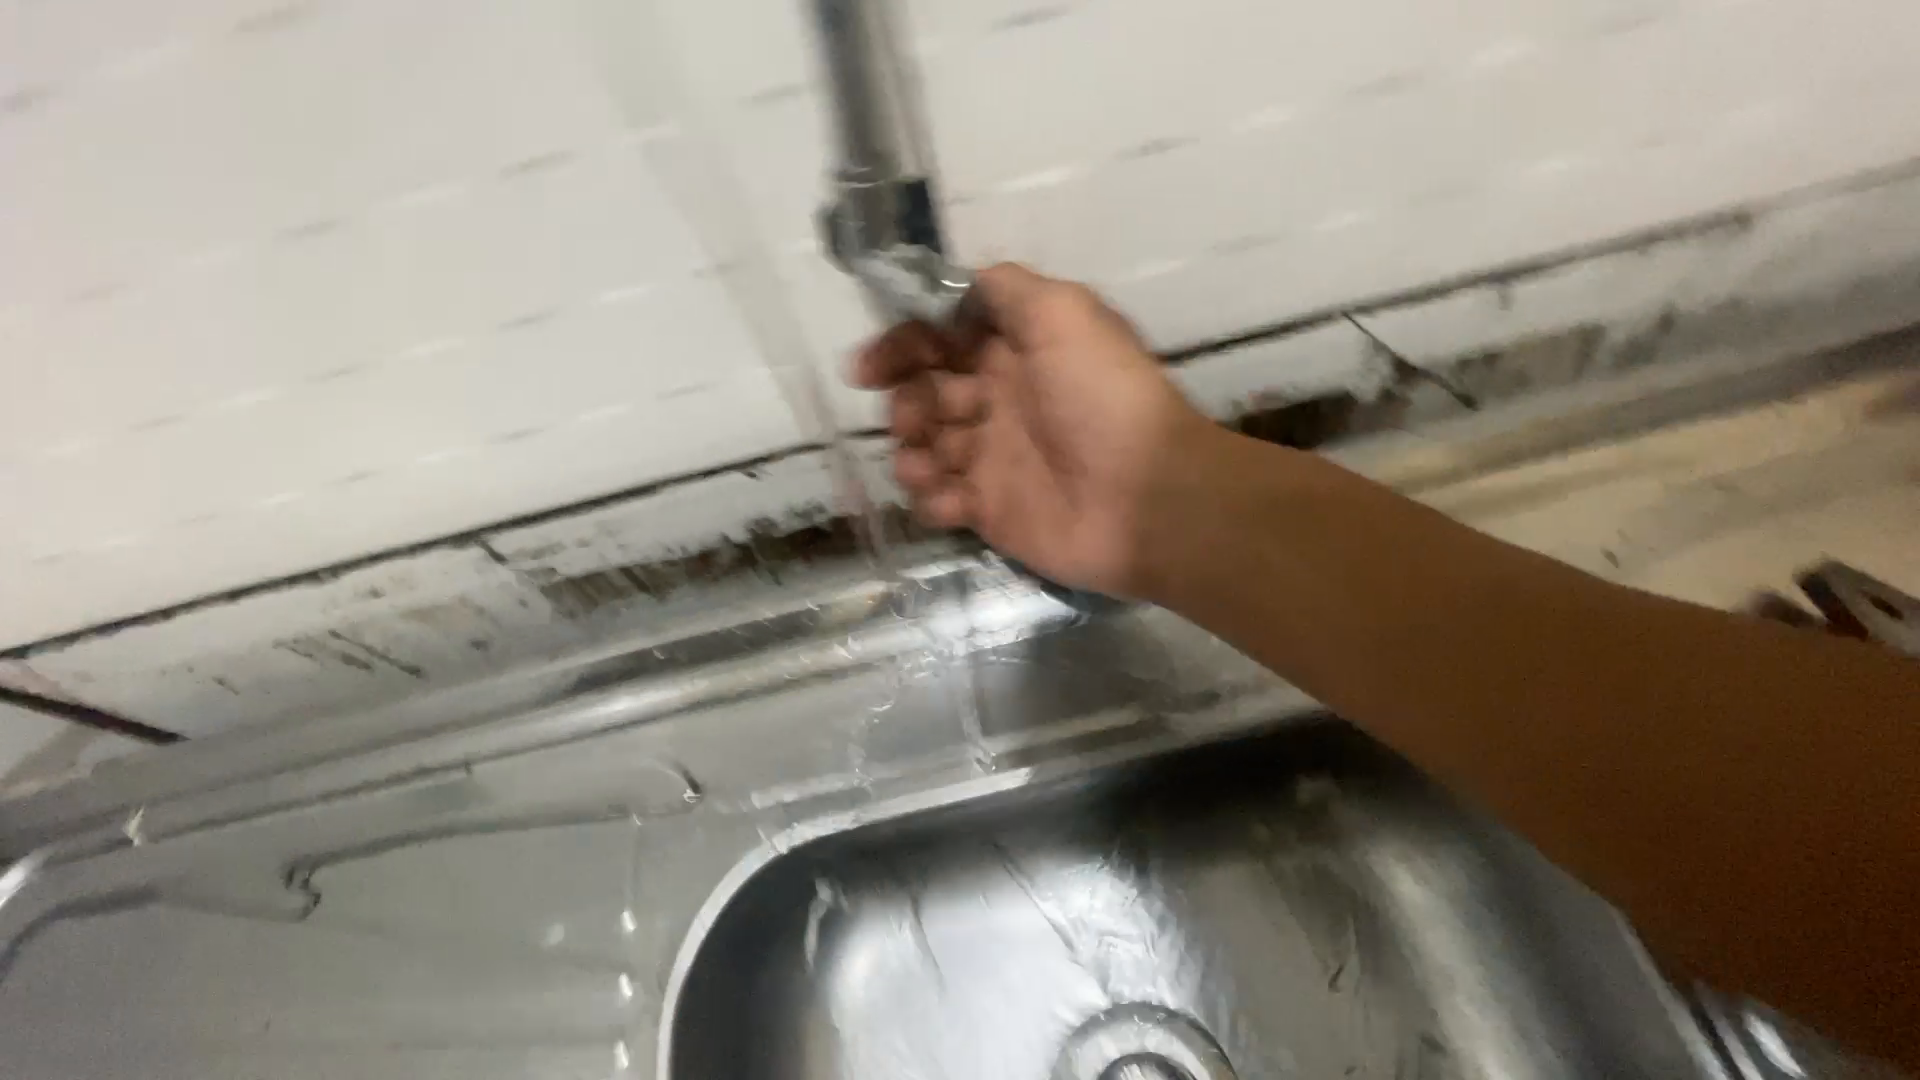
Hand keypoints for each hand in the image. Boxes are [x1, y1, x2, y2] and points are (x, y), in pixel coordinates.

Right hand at [851, 263, 1214, 596]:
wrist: (1144, 497)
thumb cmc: (1101, 398)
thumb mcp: (1063, 313)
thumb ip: (1007, 288)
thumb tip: (958, 284)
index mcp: (1014, 352)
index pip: (938, 340)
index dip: (900, 347)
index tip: (869, 367)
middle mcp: (997, 401)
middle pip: (922, 393)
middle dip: (905, 402)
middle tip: (915, 419)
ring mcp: (991, 459)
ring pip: (922, 448)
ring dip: (910, 452)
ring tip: (927, 464)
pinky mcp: (988, 510)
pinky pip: (938, 499)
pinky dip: (932, 499)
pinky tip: (955, 502)